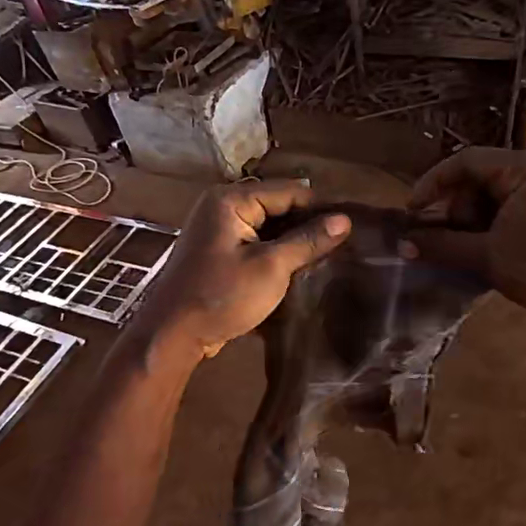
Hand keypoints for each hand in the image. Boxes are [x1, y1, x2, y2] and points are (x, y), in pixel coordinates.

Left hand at [133, 180, 350, 360]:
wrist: (173, 334)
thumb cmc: (223, 296)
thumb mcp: (272, 267)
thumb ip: (308, 241)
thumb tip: (345, 220)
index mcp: (231, 199)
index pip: (289, 191)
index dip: (321, 208)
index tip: (351, 228)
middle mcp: (222, 206)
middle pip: (278, 205)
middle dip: (308, 224)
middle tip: (343, 243)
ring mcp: (219, 229)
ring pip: (269, 226)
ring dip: (294, 240)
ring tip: (328, 255)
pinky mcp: (219, 252)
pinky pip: (256, 242)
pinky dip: (277, 251)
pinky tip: (300, 267)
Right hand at [402, 148, 525, 324]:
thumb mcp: (489, 257)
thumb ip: (443, 245)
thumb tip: (403, 244)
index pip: (466, 161)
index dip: (432, 185)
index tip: (412, 214)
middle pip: (481, 178)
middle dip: (458, 211)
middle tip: (448, 244)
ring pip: (496, 195)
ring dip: (476, 223)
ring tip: (473, 254)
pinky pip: (516, 206)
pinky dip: (496, 226)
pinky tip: (493, 252)